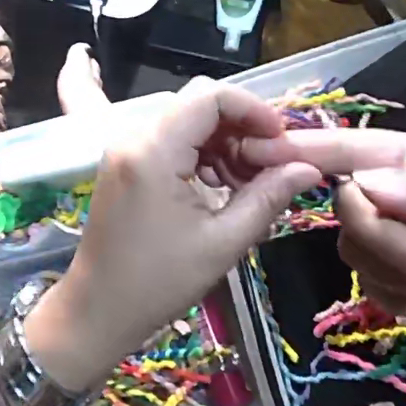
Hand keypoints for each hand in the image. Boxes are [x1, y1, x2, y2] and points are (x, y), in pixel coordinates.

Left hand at [25, 80, 321, 388]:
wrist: (98, 309)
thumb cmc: (159, 281)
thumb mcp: (223, 242)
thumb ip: (267, 196)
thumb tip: (307, 167)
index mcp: (153, 149)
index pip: (210, 96)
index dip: (253, 110)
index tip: (281, 142)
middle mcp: (133, 136)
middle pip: (198, 104)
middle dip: (240, 129)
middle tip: (268, 169)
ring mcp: (124, 147)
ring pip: (186, 119)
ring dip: (222, 142)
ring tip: (246, 183)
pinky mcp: (124, 162)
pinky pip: (169, 138)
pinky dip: (199, 152)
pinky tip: (218, 184)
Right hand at [242, 129, 405, 364]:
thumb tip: (365, 185)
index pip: (349, 145)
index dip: (299, 146)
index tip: (250, 149)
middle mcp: (402, 194)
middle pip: (348, 205)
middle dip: (387, 241)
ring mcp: (402, 240)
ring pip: (353, 247)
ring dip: (397, 271)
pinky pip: (369, 284)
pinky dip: (398, 295)